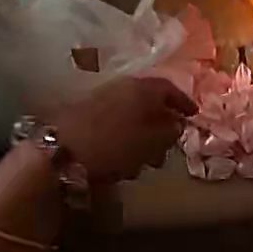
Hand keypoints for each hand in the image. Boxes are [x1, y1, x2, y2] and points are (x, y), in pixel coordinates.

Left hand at [49, 76, 196, 182]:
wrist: (58, 152)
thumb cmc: (113, 145)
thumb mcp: (150, 142)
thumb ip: (169, 132)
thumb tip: (176, 124)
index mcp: (140, 88)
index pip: (169, 88)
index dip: (183, 101)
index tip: (194, 115)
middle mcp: (121, 87)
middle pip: (149, 103)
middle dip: (161, 125)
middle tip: (169, 147)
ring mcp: (100, 100)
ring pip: (131, 116)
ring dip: (142, 137)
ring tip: (145, 162)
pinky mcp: (85, 115)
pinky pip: (115, 124)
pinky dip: (124, 140)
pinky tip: (122, 163)